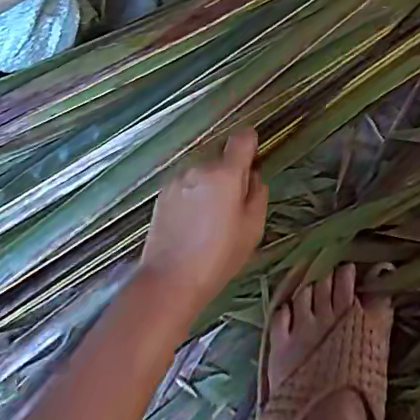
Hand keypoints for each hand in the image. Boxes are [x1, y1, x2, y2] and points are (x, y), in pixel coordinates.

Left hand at [139, 129, 268, 311]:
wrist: (168, 281)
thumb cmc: (218, 256)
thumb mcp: (252, 228)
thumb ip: (258, 193)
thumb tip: (252, 176)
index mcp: (226, 173)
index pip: (243, 138)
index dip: (250, 146)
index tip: (252, 163)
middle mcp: (200, 167)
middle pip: (221, 155)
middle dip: (229, 170)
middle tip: (232, 202)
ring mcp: (178, 179)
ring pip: (202, 170)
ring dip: (209, 182)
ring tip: (209, 216)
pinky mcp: (162, 193)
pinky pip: (186, 183)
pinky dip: (193, 193)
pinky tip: (191, 221)